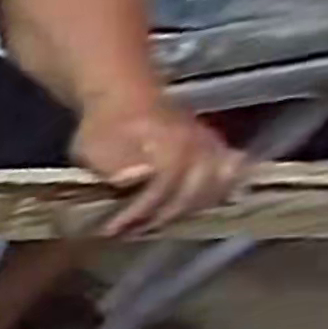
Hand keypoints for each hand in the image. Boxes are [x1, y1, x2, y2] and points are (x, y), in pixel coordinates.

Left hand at [71, 101, 246, 235]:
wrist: (122, 96)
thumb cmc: (104, 125)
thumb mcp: (96, 147)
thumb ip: (117, 163)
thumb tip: (137, 177)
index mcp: (172, 145)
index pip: (165, 187)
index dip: (140, 212)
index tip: (112, 229)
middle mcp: (200, 143)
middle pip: (196, 190)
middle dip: (162, 217)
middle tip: (131, 232)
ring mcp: (211, 143)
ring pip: (219, 183)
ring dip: (187, 209)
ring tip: (154, 224)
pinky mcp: (213, 145)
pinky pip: (230, 171)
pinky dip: (215, 192)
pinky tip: (193, 208)